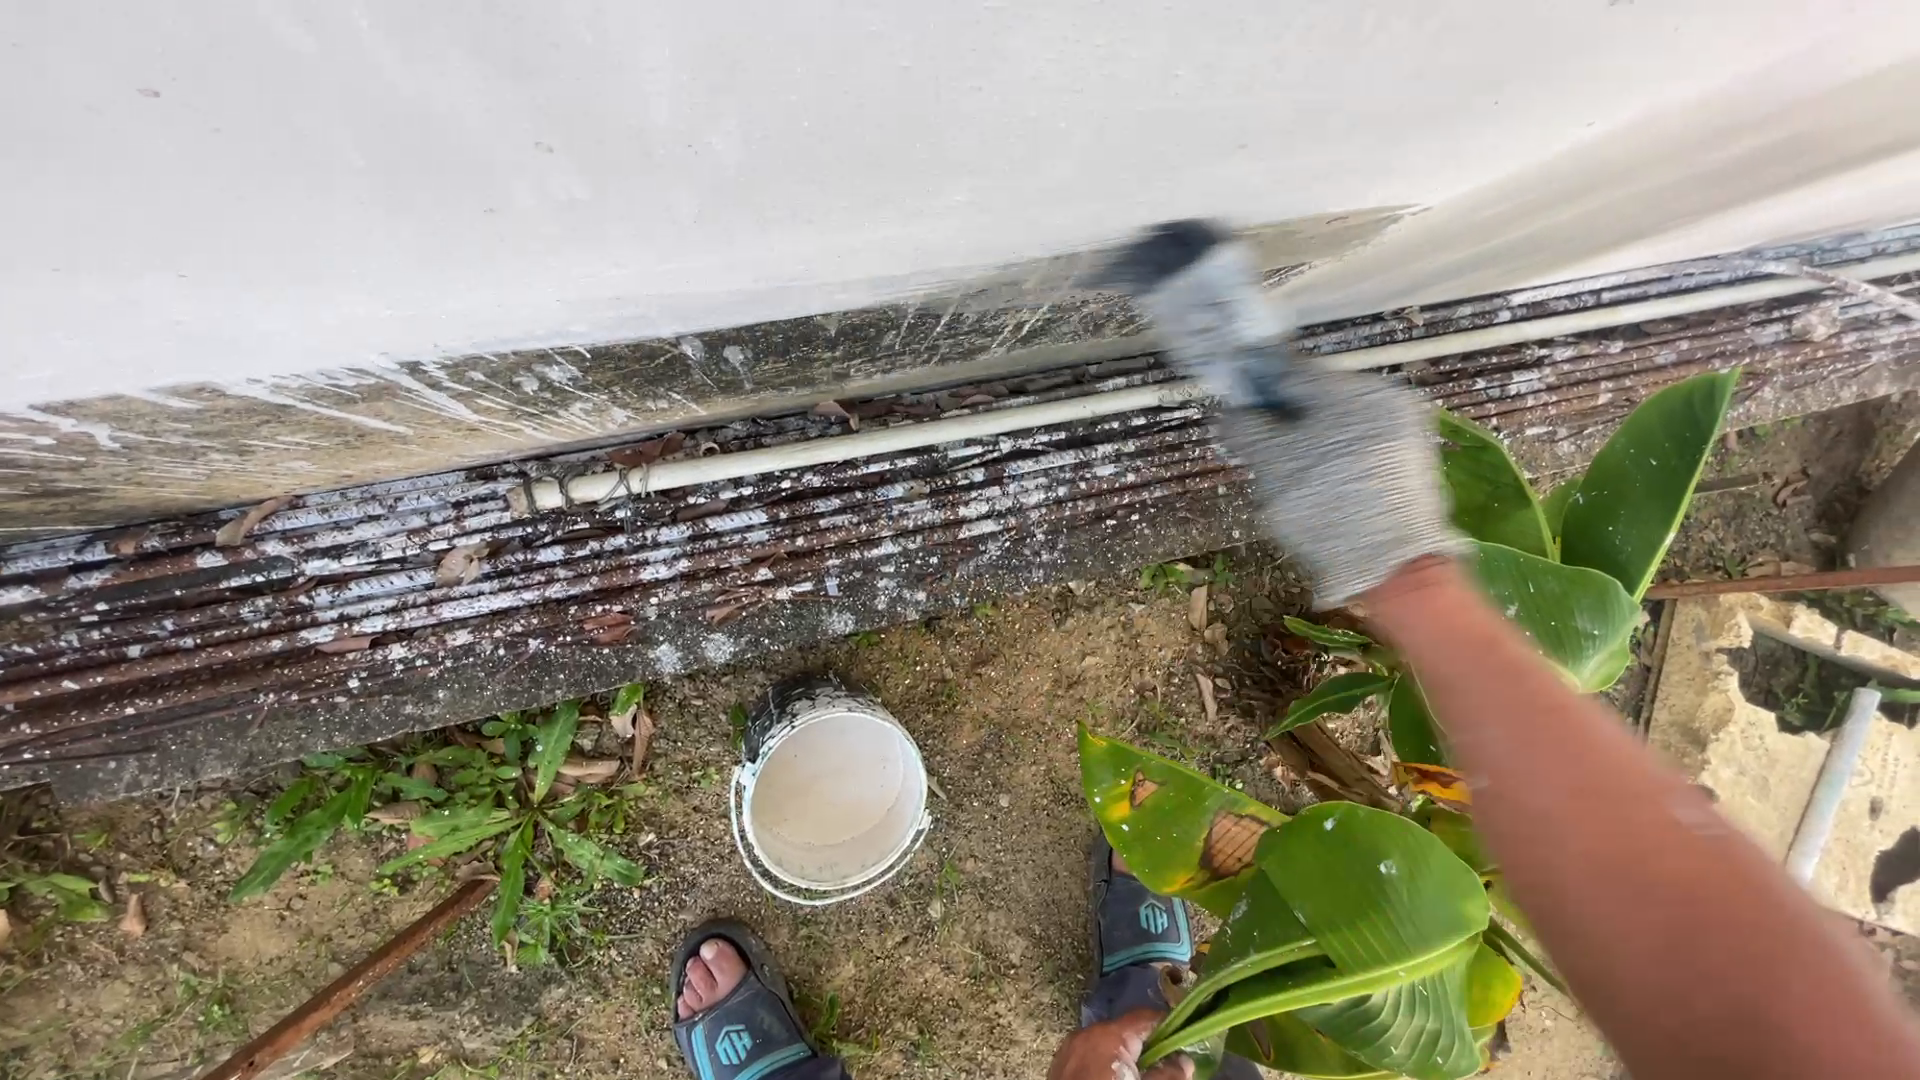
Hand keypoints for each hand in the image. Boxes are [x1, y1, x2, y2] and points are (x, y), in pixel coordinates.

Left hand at [1047, 1010, 1192, 1079]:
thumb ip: (1166, 1076)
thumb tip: (1185, 1061)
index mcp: (1109, 1035)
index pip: (1145, 1017)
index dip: (1168, 1027)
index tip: (1184, 1041)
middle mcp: (1088, 1032)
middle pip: (1127, 1032)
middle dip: (1148, 1048)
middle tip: (1167, 1067)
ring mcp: (1072, 1047)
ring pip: (1108, 1044)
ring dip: (1126, 1057)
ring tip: (1140, 1075)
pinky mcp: (1062, 1063)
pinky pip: (1092, 1055)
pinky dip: (1106, 1064)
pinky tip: (1115, 1078)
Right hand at [1215, 366, 1466, 607]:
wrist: (1389, 562)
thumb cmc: (1322, 504)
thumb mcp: (1268, 463)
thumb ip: (1243, 427)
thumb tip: (1232, 411)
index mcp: (1347, 389)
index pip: (1287, 371)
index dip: (1256, 387)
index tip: (1238, 405)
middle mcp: (1382, 396)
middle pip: (1315, 397)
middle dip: (1285, 420)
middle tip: (1264, 453)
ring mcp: (1402, 426)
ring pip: (1336, 421)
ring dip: (1309, 439)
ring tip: (1295, 478)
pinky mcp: (1410, 456)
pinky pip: (1359, 443)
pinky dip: (1335, 456)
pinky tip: (1325, 487)